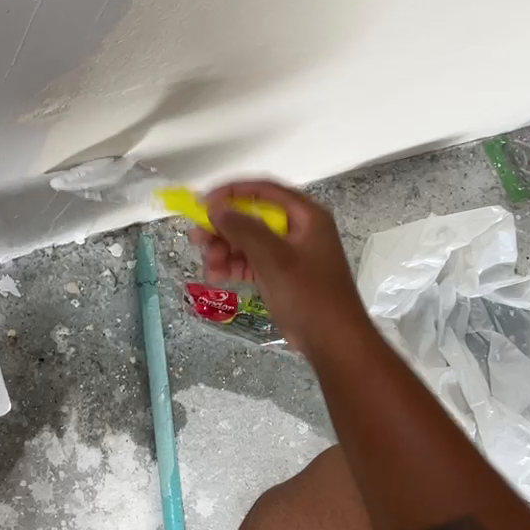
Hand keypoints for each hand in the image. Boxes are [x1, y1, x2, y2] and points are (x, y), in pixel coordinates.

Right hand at [186, 179, 373, 363]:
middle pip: (250, 217)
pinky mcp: (279, 273)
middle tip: (198, 239)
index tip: (202, 204)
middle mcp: (296, 229)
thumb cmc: (309, 294)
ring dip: (223, 250)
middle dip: (222, 229)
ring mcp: (287, 252)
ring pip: (246, 241)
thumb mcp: (274, 258)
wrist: (332, 339)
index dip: (231, 193)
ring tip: (209, 266)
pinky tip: (217, 277)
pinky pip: (249, 261)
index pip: (263, 191)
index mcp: (305, 216)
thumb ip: (244, 229)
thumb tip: (215, 208)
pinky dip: (232, 266)